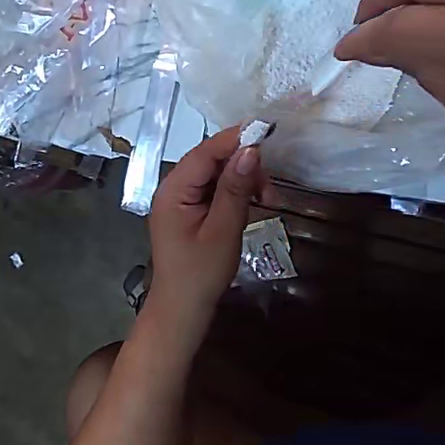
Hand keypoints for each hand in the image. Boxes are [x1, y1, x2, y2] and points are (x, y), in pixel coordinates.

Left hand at [144, 126, 272, 330]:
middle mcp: (173, 188)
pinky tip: (253, 203)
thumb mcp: (223, 230)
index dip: (234, 139)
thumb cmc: (200, 274)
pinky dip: (235, 191)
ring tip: (267, 198)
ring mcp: (180, 199)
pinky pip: (214, 189)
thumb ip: (236, 188)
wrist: (182, 312)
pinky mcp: (190, 210)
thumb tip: (251, 151)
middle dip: (242, 163)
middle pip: (210, 159)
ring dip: (242, 179)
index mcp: (173, 190)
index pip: (204, 152)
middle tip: (270, 184)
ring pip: (215, 173)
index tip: (266, 132)